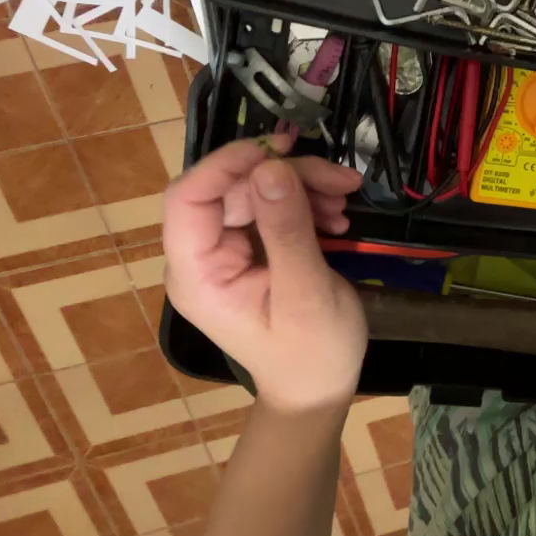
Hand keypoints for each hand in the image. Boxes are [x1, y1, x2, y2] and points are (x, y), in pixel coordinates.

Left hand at [162, 137, 367, 412]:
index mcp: (199, 274)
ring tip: (346, 204)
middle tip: (343, 182)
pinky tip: (337, 218)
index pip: (189, 198)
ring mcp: (227, 252)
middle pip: (233, 188)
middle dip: (289, 176)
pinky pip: (274, 206)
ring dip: (305, 186)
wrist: (319, 388)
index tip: (282, 147)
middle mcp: (203, 257)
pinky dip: (308, 202)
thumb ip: (287, 230)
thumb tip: (272, 167)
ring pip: (258, 191)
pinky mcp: (253, 250)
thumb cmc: (312, 351)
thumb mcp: (306, 292)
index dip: (228, 163)